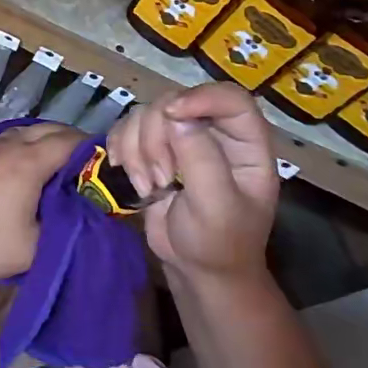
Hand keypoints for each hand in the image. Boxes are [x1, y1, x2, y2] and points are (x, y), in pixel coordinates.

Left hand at [0, 123, 84, 282]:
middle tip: (87, 162)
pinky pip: (9, 137)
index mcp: (28, 162)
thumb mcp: (36, 246)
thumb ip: (64, 225)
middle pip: (50, 129)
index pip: (69, 142)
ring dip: (48, 139)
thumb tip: (82, 212)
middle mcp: (10, 145)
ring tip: (60, 162)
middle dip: (72, 140)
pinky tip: (27, 164)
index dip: (91, 148)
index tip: (105, 162)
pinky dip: (26, 142)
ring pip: (28, 130)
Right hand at [107, 84, 278, 282]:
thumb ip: (201, 159)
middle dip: (157, 138)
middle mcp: (214, 131)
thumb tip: (175, 116)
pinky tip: (131, 177)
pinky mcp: (153, 147)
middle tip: (160, 178)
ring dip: (137, 149)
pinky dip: (122, 148)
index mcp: (246, 143)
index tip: (170, 114)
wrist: (197, 271)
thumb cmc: (219, 244)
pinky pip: (127, 127)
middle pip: (175, 101)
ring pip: (146, 113)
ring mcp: (181, 137)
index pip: (229, 98)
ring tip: (148, 186)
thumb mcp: (217, 208)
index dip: (200, 97)